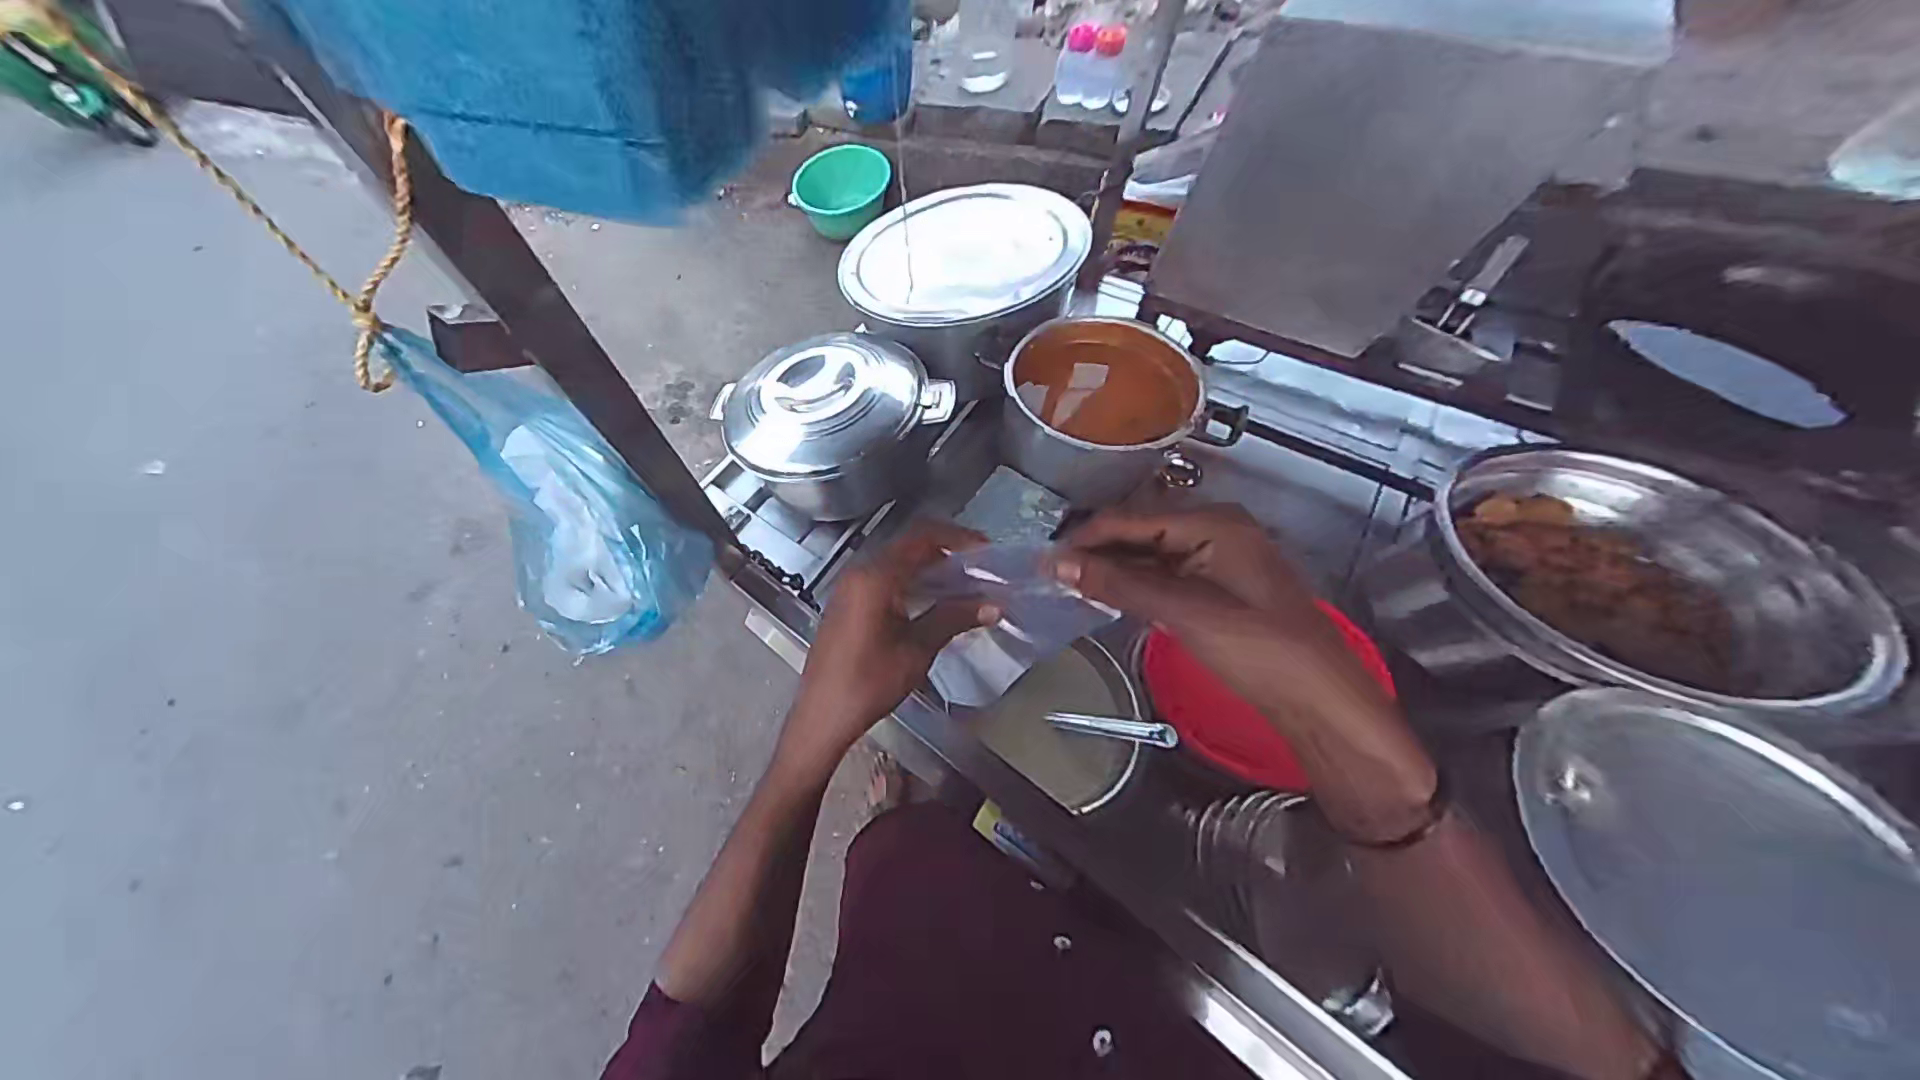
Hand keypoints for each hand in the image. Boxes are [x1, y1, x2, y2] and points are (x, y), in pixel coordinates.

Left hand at [782, 522, 997, 770]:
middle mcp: (859, 574)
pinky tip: (932, 599)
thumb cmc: (867, 684)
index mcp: (875, 578)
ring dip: (929, 566)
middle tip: (979, 566)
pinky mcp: (847, 603)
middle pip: (908, 545)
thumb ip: (953, 618)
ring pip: (896, 561)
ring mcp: (849, 587)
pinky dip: (911, 580)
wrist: (823, 716)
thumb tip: (992, 605)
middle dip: (945, 551)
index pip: (921, 538)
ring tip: (962, 582)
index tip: (985, 548)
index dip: (957, 537)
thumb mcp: (917, 650)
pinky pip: (884, 577)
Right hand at [1050, 505, 1389, 732]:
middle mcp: (1217, 530)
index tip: (1044, 558)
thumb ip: (1119, 584)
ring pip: (1152, 556)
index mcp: (1214, 522)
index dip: (1087, 538)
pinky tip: (1110, 597)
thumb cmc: (1260, 650)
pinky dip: (1137, 586)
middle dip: (1098, 553)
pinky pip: (1166, 576)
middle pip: (1141, 533)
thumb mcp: (1184, 612)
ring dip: (1114, 571)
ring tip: (1069, 586)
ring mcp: (1220, 560)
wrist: (1320, 701)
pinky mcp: (1219, 589)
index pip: (1133, 519)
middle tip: (1052, 574)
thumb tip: (1059, 563)